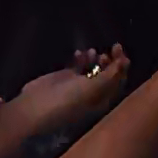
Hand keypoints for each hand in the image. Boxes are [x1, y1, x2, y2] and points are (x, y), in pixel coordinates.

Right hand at [11, 46, 128, 130]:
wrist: (33, 110)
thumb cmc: (67, 102)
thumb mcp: (92, 89)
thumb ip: (110, 76)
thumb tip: (124, 63)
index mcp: (102, 101)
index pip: (119, 82)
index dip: (122, 67)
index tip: (121, 53)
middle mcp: (93, 94)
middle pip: (108, 74)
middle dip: (112, 60)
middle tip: (113, 48)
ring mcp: (79, 86)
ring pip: (94, 68)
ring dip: (97, 58)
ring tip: (93, 52)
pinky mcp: (65, 79)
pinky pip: (78, 65)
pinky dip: (81, 58)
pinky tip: (78, 53)